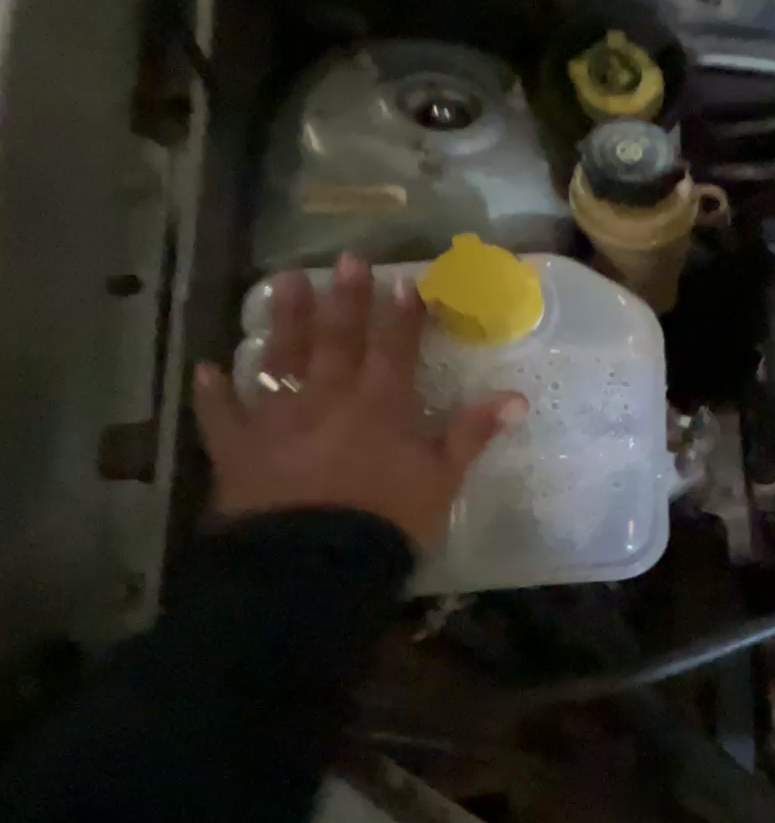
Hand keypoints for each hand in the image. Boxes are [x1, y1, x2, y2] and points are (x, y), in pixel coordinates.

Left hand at [193, 253, 527, 549]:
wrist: (313, 563)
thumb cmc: (388, 518)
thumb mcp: (444, 477)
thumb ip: (472, 432)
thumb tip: (517, 396)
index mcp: (381, 407)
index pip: (395, 350)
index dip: (402, 315)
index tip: (405, 279)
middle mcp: (328, 401)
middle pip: (337, 342)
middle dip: (344, 300)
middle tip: (344, 259)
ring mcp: (278, 421)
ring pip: (281, 361)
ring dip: (282, 321)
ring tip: (280, 282)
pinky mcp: (240, 450)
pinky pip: (225, 415)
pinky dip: (217, 392)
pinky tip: (209, 367)